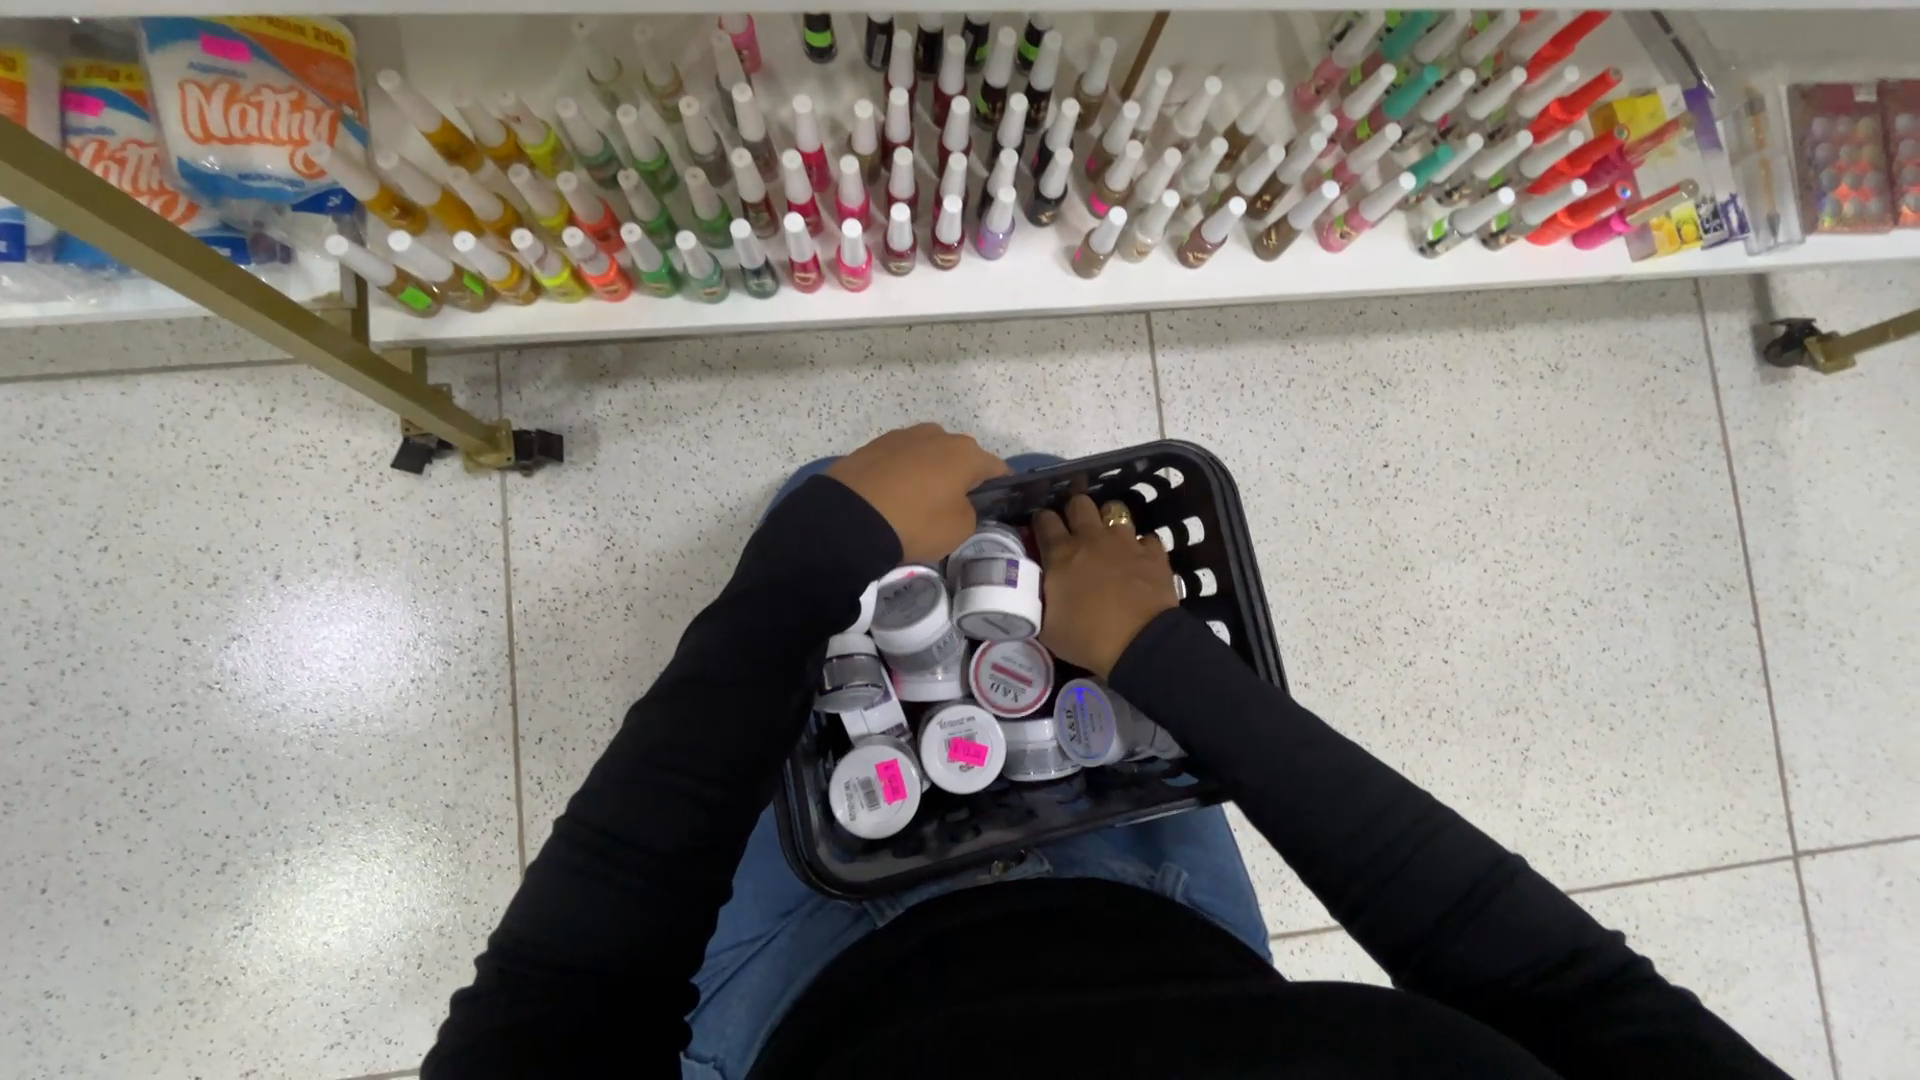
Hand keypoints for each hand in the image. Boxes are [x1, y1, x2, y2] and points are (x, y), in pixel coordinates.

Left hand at [827, 424, 1007, 563]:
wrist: (850, 518)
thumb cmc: (916, 522)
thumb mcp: (959, 529)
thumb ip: (969, 511)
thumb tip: (958, 502)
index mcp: (965, 452)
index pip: (996, 468)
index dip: (999, 487)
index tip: (993, 505)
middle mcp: (937, 435)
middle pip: (959, 457)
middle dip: (959, 477)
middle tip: (951, 506)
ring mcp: (901, 436)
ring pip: (927, 455)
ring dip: (928, 473)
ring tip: (915, 502)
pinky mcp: (872, 446)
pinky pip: (898, 461)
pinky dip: (900, 475)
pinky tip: (890, 497)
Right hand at [1033, 495, 1178, 677]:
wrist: (1139, 644)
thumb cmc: (1086, 638)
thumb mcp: (1046, 628)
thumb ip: (1037, 602)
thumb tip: (1031, 593)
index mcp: (1060, 554)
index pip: (1044, 520)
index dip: (1041, 522)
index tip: (1042, 533)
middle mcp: (1091, 538)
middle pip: (1079, 503)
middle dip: (1074, 511)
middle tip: (1075, 531)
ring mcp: (1125, 541)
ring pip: (1114, 510)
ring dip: (1108, 523)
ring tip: (1108, 540)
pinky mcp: (1153, 552)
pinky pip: (1146, 538)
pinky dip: (1141, 547)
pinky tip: (1139, 561)